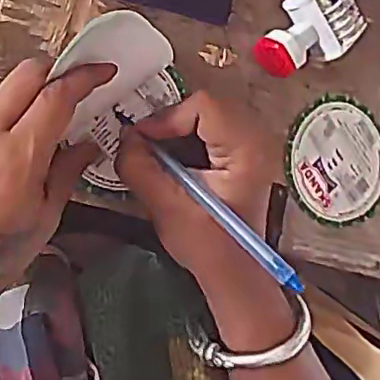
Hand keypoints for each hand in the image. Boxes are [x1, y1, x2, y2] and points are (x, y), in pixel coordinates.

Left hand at [0, 58, 114, 325]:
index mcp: (18, 154)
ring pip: (3, 89)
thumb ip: (67, 172)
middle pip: (27, 72)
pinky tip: (6, 145)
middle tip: (74, 87)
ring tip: (39, 126)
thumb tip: (87, 144)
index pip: (57, 94)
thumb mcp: (43, 221)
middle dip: (56, 71)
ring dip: (27, 94)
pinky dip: (2, 114)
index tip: (104, 71)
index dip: (85, 76)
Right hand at [115, 92, 276, 291]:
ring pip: (204, 114)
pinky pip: (208, 127)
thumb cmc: (209, 246)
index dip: (167, 117)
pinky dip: (185, 138)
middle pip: (203, 105)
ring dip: (176, 130)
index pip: (203, 105)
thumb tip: (125, 137)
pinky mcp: (241, 152)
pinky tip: (172, 162)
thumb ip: (140, 167)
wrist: (235, 275)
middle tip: (145, 144)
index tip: (143, 139)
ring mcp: (251, 144)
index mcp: (246, 148)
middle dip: (169, 122)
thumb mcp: (167, 207)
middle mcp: (255, 138)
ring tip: (156, 155)